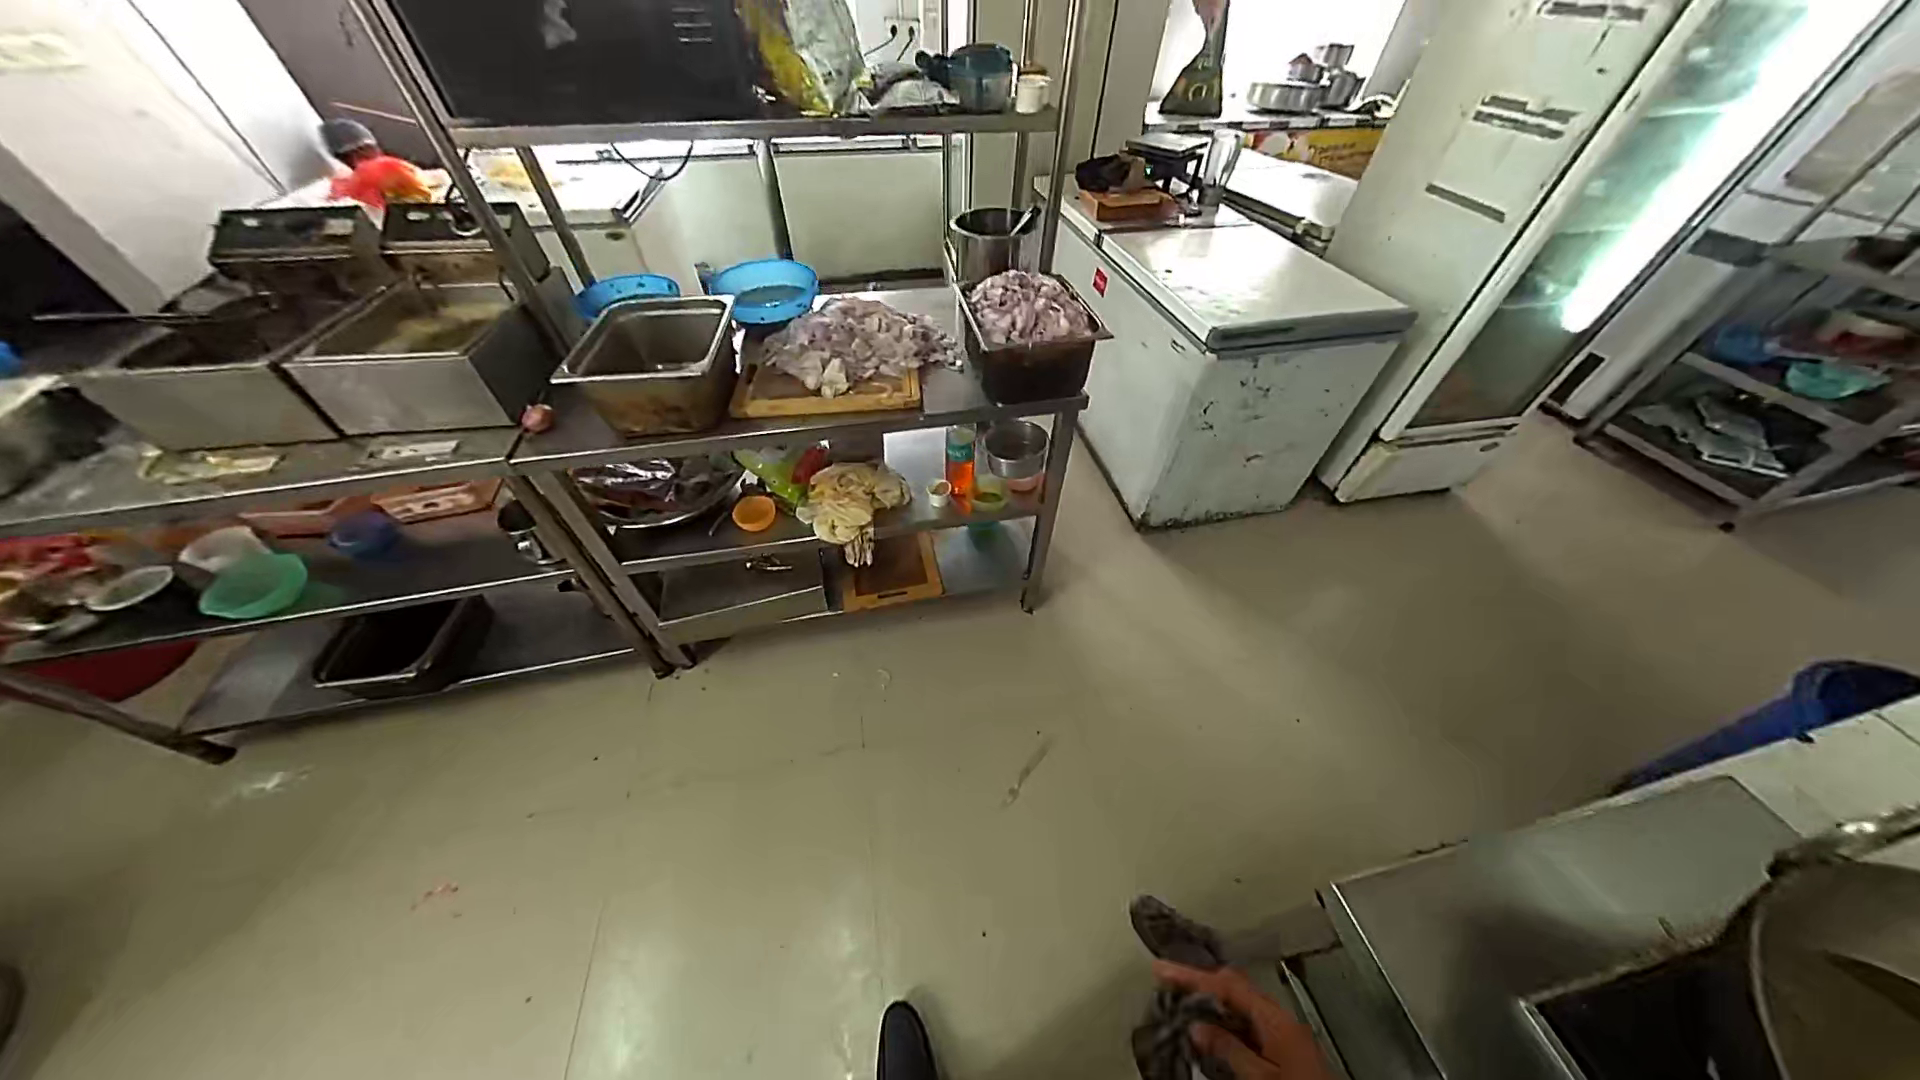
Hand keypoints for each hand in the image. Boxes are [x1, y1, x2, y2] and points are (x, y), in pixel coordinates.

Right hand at [1153, 960, 1333, 1079]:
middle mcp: (1279, 1018)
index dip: (1191, 975)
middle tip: (1168, 982)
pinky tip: (1211, 1032)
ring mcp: (1284, 1034)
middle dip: (1200, 982)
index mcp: (1273, 1018)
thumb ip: (1229, 1049)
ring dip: (1211, 1002)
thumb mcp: (1262, 1079)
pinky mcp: (1285, 1050)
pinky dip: (1225, 1021)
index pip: (1226, 984)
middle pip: (1233, 987)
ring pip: (1240, 1005)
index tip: (1161, 968)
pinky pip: (1247, 1023)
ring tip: (1182, 1003)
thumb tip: (1197, 1027)